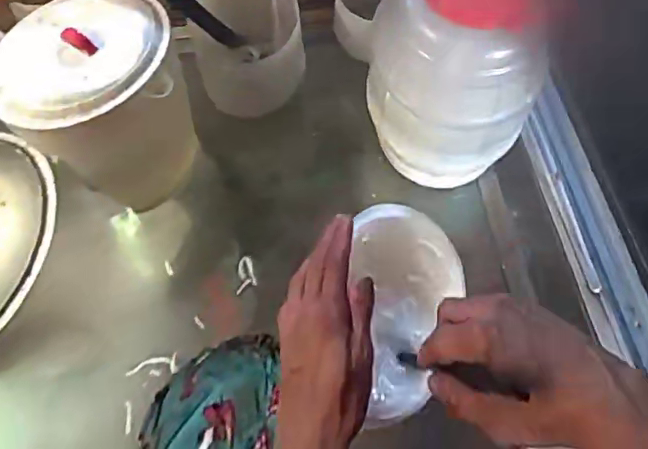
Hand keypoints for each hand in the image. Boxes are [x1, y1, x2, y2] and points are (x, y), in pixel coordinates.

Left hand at [276, 216, 374, 448]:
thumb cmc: (341, 397)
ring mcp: (290, 319)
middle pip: (314, 265)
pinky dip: (304, 272)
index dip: (339, 240)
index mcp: (326, 312)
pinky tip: (308, 275)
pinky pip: (293, 289)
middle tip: (337, 222)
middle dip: (326, 241)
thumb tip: (363, 279)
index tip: (346, 220)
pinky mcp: (284, 331)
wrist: (306, 431)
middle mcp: (304, 308)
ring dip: (313, 254)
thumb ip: (360, 315)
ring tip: (325, 242)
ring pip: (301, 275)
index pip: (332, 265)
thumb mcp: (361, 359)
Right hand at [419, 295, 647, 448]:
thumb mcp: (522, 430)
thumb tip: (436, 385)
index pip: (445, 334)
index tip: (421, 373)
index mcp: (498, 333)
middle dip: (443, 336)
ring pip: (472, 305)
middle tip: (447, 374)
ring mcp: (522, 305)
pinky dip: (482, 326)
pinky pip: (494, 308)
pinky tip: (497, 361)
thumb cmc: (575, 423)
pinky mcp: (537, 311)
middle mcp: (506, 308)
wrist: (632, 411)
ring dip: (462, 329)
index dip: (428, 353)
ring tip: (471, 371)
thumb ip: (472, 405)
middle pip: (453, 308)